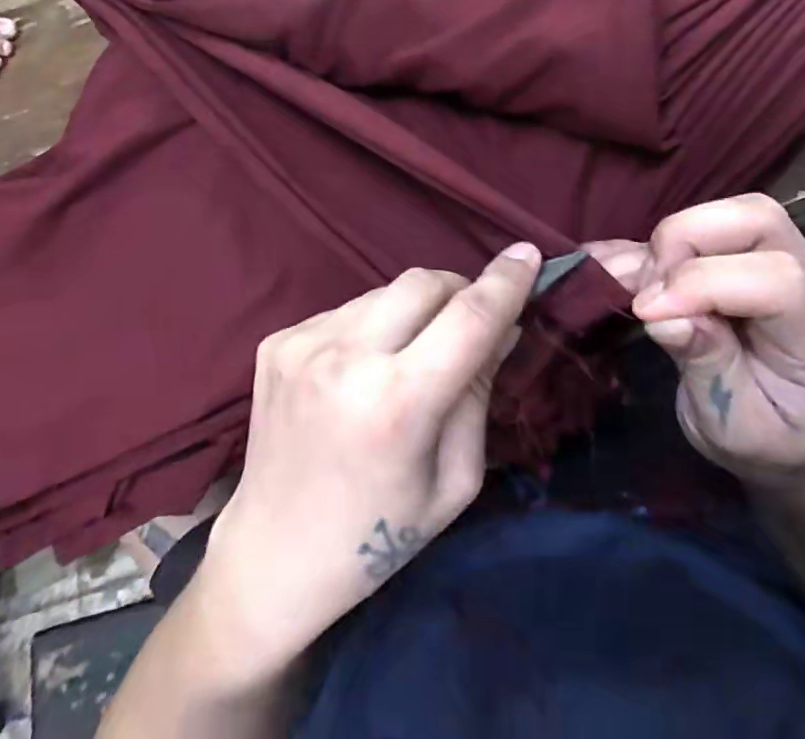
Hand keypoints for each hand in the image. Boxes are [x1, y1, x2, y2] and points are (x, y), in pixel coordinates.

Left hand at [193, 243, 542, 677]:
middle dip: (457, 291)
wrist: (276, 549)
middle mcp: (344, 359)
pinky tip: (360, 373)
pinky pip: (344, 311)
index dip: (506, 282)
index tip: (528, 255)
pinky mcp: (275, 341)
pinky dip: (369, 327)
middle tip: (467, 323)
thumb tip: (501, 327)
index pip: (468, 318)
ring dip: (410, 312)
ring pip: (381, 293)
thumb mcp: (455, 480)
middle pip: (421, 282)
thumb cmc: (380, 535)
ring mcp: (301, 344)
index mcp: (397, 403)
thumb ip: (478, 395)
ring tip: (406, 360)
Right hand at [586, 195, 804, 487]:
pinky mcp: (735, 265)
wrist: (791, 449)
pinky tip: (609, 269)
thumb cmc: (769, 446)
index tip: (648, 313)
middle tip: (648, 289)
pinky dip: (645, 248)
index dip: (703, 283)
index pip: (778, 280)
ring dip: (668, 242)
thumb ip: (707, 366)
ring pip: (727, 214)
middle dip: (688, 239)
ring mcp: (777, 268)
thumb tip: (661, 315)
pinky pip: (694, 233)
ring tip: (631, 287)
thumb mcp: (736, 429)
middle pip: (759, 219)